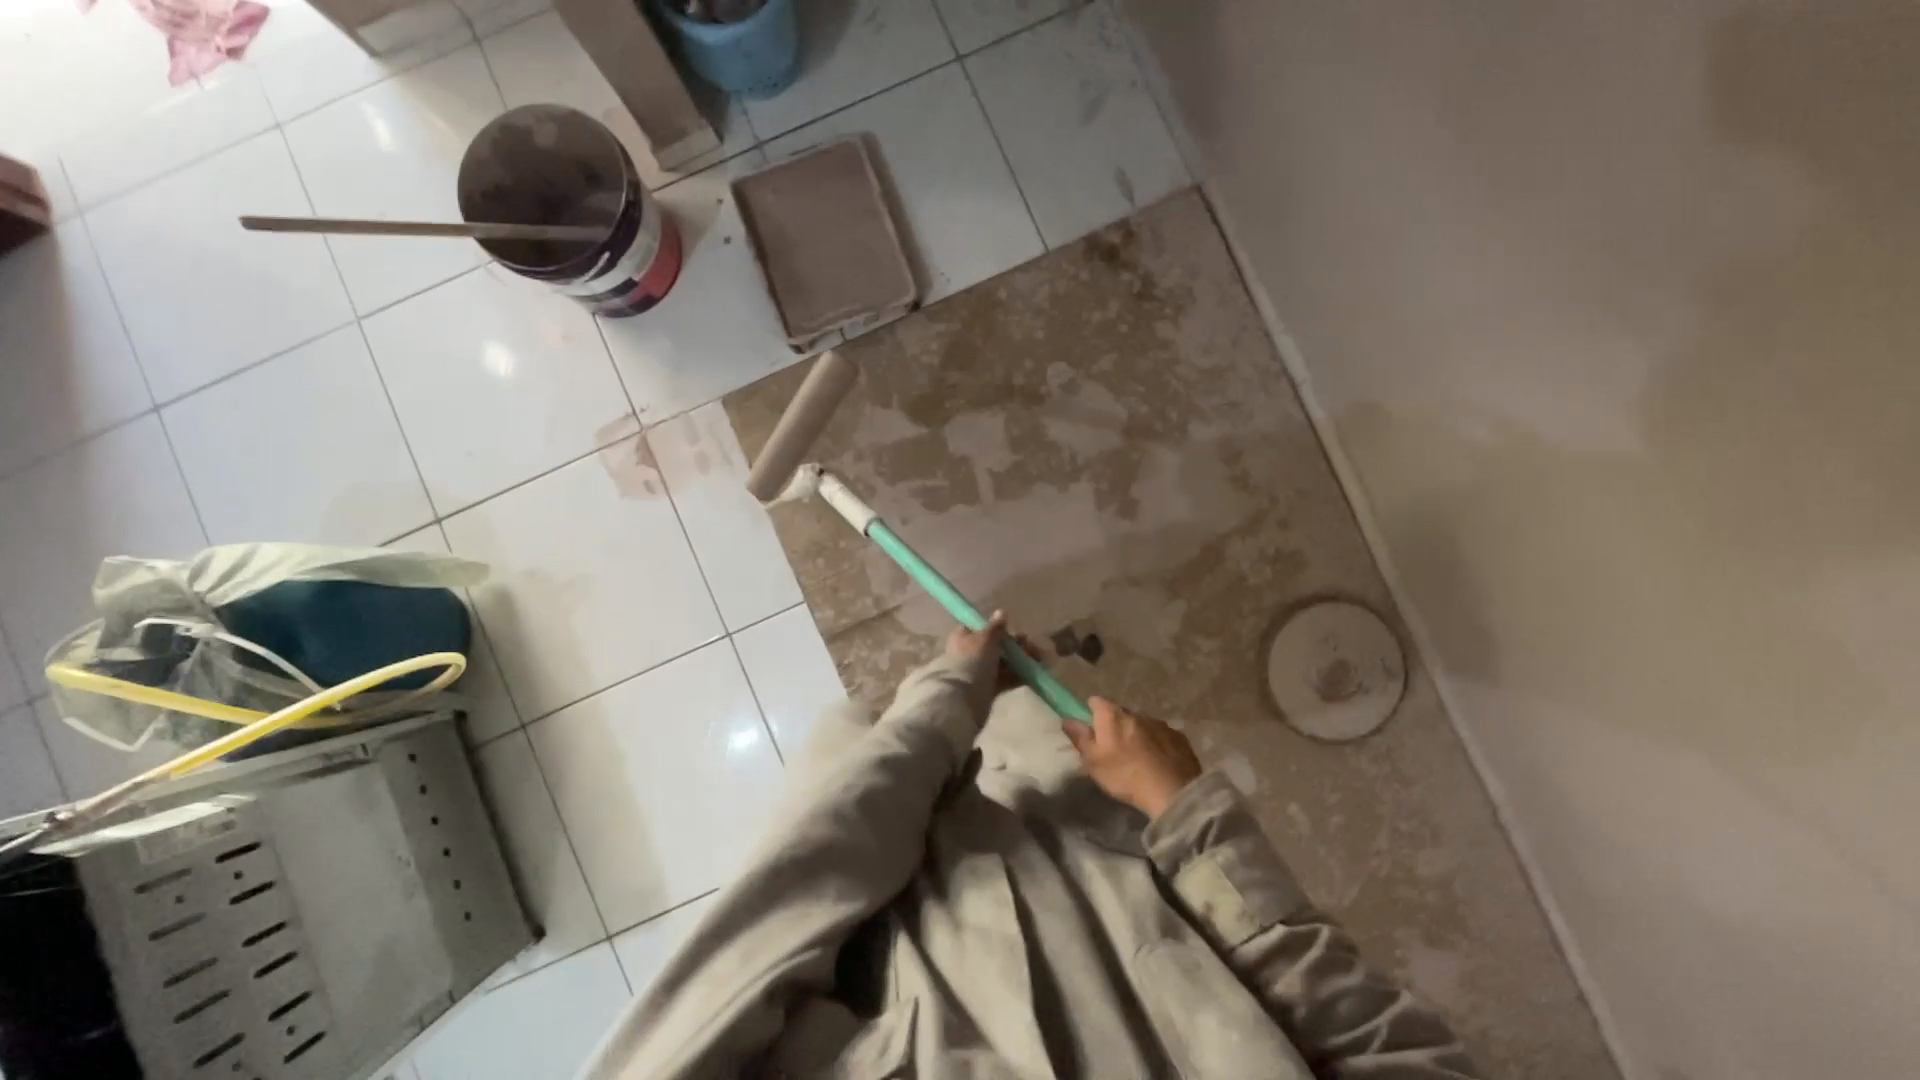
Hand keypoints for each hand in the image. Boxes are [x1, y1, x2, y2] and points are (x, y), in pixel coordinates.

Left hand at [945, 612, 1039, 694]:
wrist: (964, 698)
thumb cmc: (972, 661)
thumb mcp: (985, 638)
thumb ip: (995, 627)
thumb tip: (1001, 611)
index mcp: (963, 636)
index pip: (981, 627)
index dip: (997, 627)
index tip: (1012, 629)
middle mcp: (970, 652)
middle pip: (996, 645)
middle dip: (1015, 645)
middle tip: (1030, 646)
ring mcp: (979, 671)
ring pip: (1003, 662)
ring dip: (1020, 660)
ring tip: (1038, 660)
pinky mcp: (987, 687)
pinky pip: (1005, 678)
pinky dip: (1018, 676)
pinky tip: (1033, 674)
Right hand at [1062, 697, 1202, 819]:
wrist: (1172, 791)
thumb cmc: (1124, 776)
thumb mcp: (1093, 761)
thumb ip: (1080, 737)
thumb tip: (1067, 719)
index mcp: (1112, 715)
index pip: (1096, 701)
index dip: (1090, 712)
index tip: (1090, 729)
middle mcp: (1136, 712)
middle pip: (1120, 713)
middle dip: (1115, 726)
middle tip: (1112, 749)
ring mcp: (1160, 723)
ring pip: (1141, 724)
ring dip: (1136, 735)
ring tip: (1137, 758)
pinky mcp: (1179, 737)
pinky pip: (1161, 735)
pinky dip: (1156, 743)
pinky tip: (1157, 762)